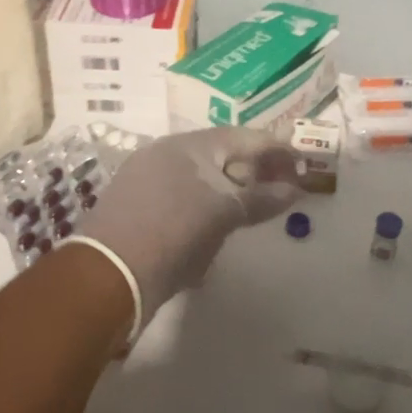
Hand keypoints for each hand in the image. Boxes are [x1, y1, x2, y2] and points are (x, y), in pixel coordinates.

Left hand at [70, 128, 304, 335]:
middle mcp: (165, 153)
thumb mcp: (224, 213)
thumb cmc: (174, 233)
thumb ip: (260, 199)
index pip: (244, 137)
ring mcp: (147, 180)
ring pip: (200, 178)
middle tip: (282, 189)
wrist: (108, 275)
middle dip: (254, 170)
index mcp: (188, 145)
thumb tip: (295, 189)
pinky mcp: (136, 208)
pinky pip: (182, 198)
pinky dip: (206, 205)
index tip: (303, 165)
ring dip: (230, 190)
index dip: (276, 149)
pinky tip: (216, 226)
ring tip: (253, 211)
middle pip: (221, 155)